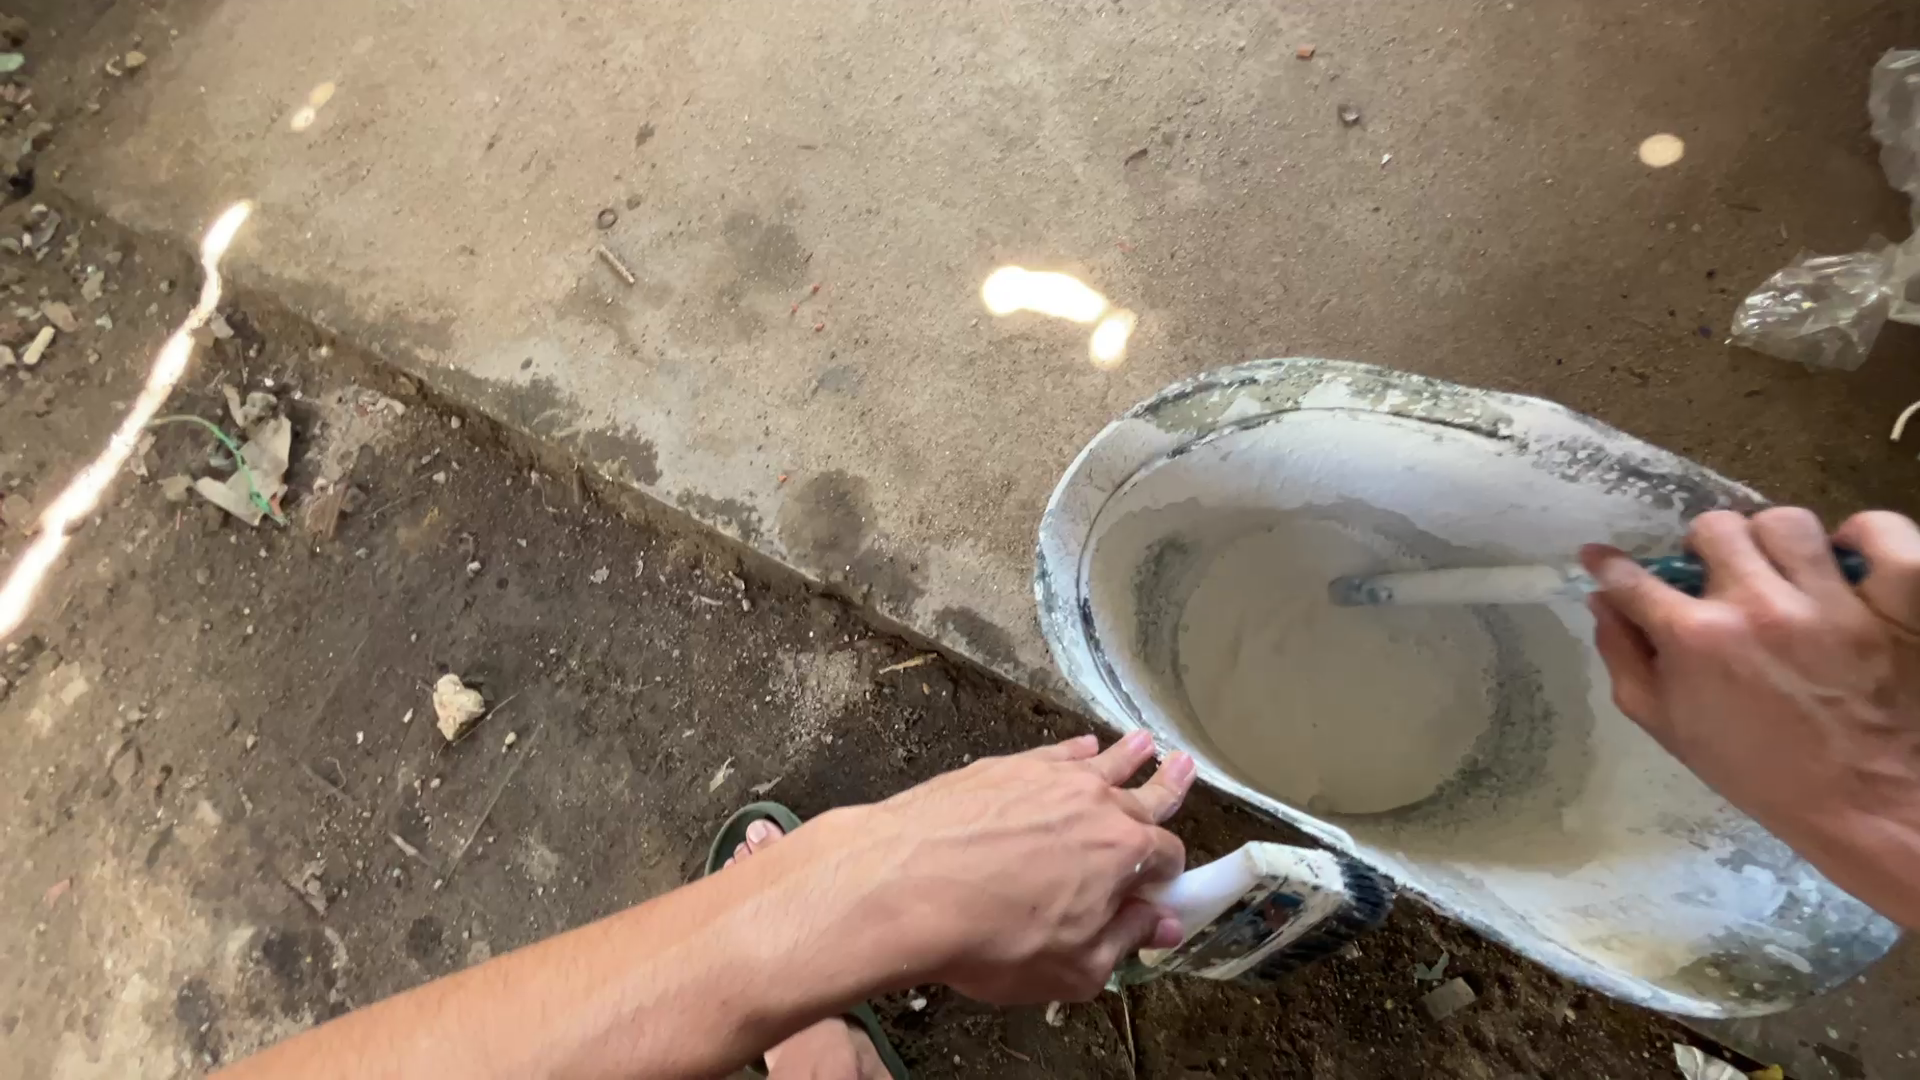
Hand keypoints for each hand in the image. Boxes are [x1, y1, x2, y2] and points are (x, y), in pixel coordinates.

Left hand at [824, 731, 1194, 1003]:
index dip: (1167, 874)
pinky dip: (1072, 750)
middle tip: (1184, 764)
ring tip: (1143, 741)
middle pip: (1143, 791)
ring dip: (1125, 754)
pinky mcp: (1008, 764)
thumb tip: (1161, 924)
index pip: (1164, 855)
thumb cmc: (992, 934)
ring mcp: (1048, 776)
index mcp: (1121, 851)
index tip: (1161, 885)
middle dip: (1168, 782)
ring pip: (1100, 760)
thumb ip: (1124, 939)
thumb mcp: (1074, 966)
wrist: (910, 880)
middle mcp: (1093, 802)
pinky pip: (1054, 752)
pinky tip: (1080, 747)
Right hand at [1581, 508, 1919, 926]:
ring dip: (1769, 539)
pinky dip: (1866, 536)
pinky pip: (1887, 537)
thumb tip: (1603, 601)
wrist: (1874, 808)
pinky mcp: (1904, 608)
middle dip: (1699, 546)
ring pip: (1787, 523)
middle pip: (1713, 530)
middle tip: (1710, 571)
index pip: (1628, 576)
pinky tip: (1846, 559)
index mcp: (1692, 637)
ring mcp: (1836, 604)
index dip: (1606, 563)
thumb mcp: (1658, 717)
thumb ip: (1622, 653)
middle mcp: (1757, 607)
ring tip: (1776, 565)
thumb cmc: (1752, 767)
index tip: (1601, 559)